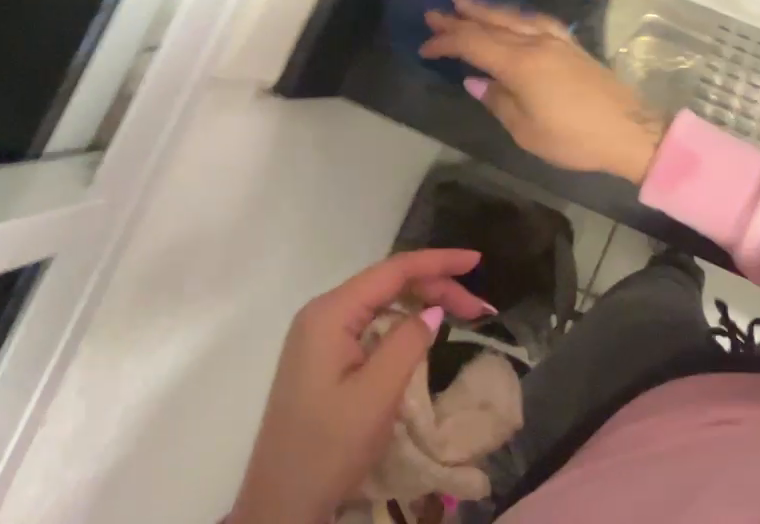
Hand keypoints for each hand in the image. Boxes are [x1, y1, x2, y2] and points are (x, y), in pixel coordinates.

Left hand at [228, 249, 490, 523]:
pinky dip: (405, 325)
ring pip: (383, 303)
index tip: (477, 261)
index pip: (393, 270)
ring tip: (464, 316)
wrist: (280, 505)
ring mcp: (321, 337)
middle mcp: (323, 314)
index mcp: (330, 313)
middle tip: (480, 309)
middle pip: (389, 284)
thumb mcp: (377, 394)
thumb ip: (409, 342)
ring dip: (424, 305)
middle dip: (437, 287)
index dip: (438, 262)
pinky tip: (427, 334)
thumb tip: (433, 311)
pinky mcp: (325, 358)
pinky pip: (372, 325)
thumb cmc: (328, 447)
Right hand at [420, 0, 665, 183]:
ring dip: (487, 8)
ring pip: (515, 16)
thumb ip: (498, 100)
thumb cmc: (573, 138)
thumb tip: (476, 80)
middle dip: (460, 16)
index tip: (424, 45)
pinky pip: (536, 20)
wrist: (628, 130)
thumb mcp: (526, 130)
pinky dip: (516, 15)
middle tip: (434, 10)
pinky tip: (512, 16)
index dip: (446, 42)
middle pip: (492, 23)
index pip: (473, 43)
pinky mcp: (572, 45)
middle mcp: (537, 43)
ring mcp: (557, 40)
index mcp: (521, 63)